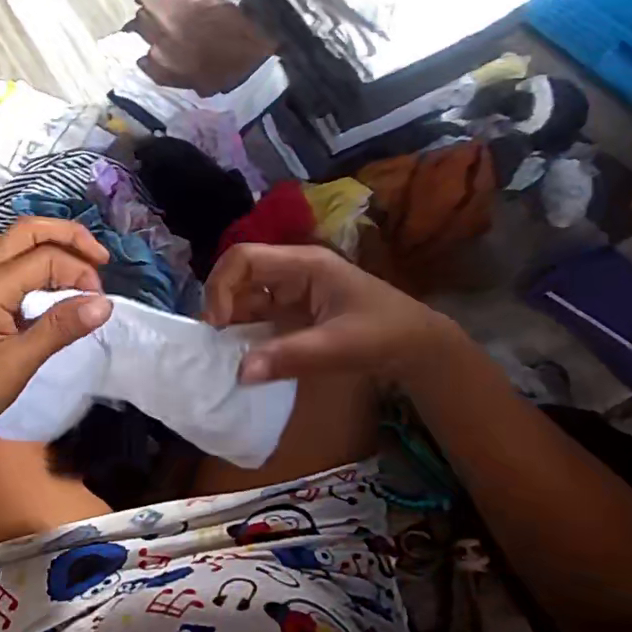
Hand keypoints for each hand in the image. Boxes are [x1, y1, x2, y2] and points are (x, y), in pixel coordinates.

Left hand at [0, 218, 113, 462]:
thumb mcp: (18, 363)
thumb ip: (61, 327)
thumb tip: (106, 303)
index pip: (45, 257)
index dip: (79, 271)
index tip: (100, 302)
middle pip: (27, 232)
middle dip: (69, 237)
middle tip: (102, 259)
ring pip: (19, 247)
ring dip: (56, 250)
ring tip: (88, 272)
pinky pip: (14, 271)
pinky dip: (43, 270)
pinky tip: (60, 292)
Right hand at [203, 244, 458, 383]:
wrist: (417, 346)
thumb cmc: (383, 335)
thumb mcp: (339, 347)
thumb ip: (291, 357)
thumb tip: (241, 372)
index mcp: (305, 264)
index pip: (245, 258)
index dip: (221, 286)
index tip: (216, 325)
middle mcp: (294, 271)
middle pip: (241, 274)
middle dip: (221, 304)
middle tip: (214, 342)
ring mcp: (295, 291)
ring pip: (248, 296)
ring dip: (232, 320)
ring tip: (222, 352)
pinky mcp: (297, 311)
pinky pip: (262, 315)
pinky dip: (247, 332)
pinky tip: (242, 354)